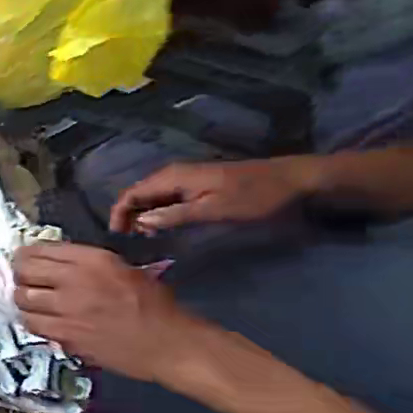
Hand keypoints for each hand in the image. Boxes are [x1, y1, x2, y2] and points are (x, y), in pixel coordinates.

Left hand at [12, 242, 219, 392]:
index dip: (26, 257)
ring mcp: (68, 308)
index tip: (27, 263)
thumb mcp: (120, 269)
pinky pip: (31, 322)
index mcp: (92, 260)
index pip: (37, 250)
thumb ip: (81, 262)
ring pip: (21, 297)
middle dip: (22, 276)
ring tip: (35, 303)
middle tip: (29, 283)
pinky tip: (43, 321)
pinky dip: (32, 320)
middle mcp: (75, 279)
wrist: (174, 345)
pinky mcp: (65, 333)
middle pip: (23, 271)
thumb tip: (45, 260)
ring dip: (25, 300)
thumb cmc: (154, 305)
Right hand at [109, 157, 318, 233]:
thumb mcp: (213, 210)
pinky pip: (165, 196)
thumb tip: (140, 222)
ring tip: (146, 234)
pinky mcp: (195, 182)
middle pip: (136, 194)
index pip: (129, 194)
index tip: (117, 235)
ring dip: (143, 214)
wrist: (295, 179)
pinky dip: (158, 210)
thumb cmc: (254, 196)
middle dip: (128, 215)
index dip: (118, 214)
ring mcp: (183, 177)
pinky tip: (164, 223)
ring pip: (150, 196)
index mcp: (169, 178)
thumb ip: (173, 215)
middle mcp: (170, 174)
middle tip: (131, 238)